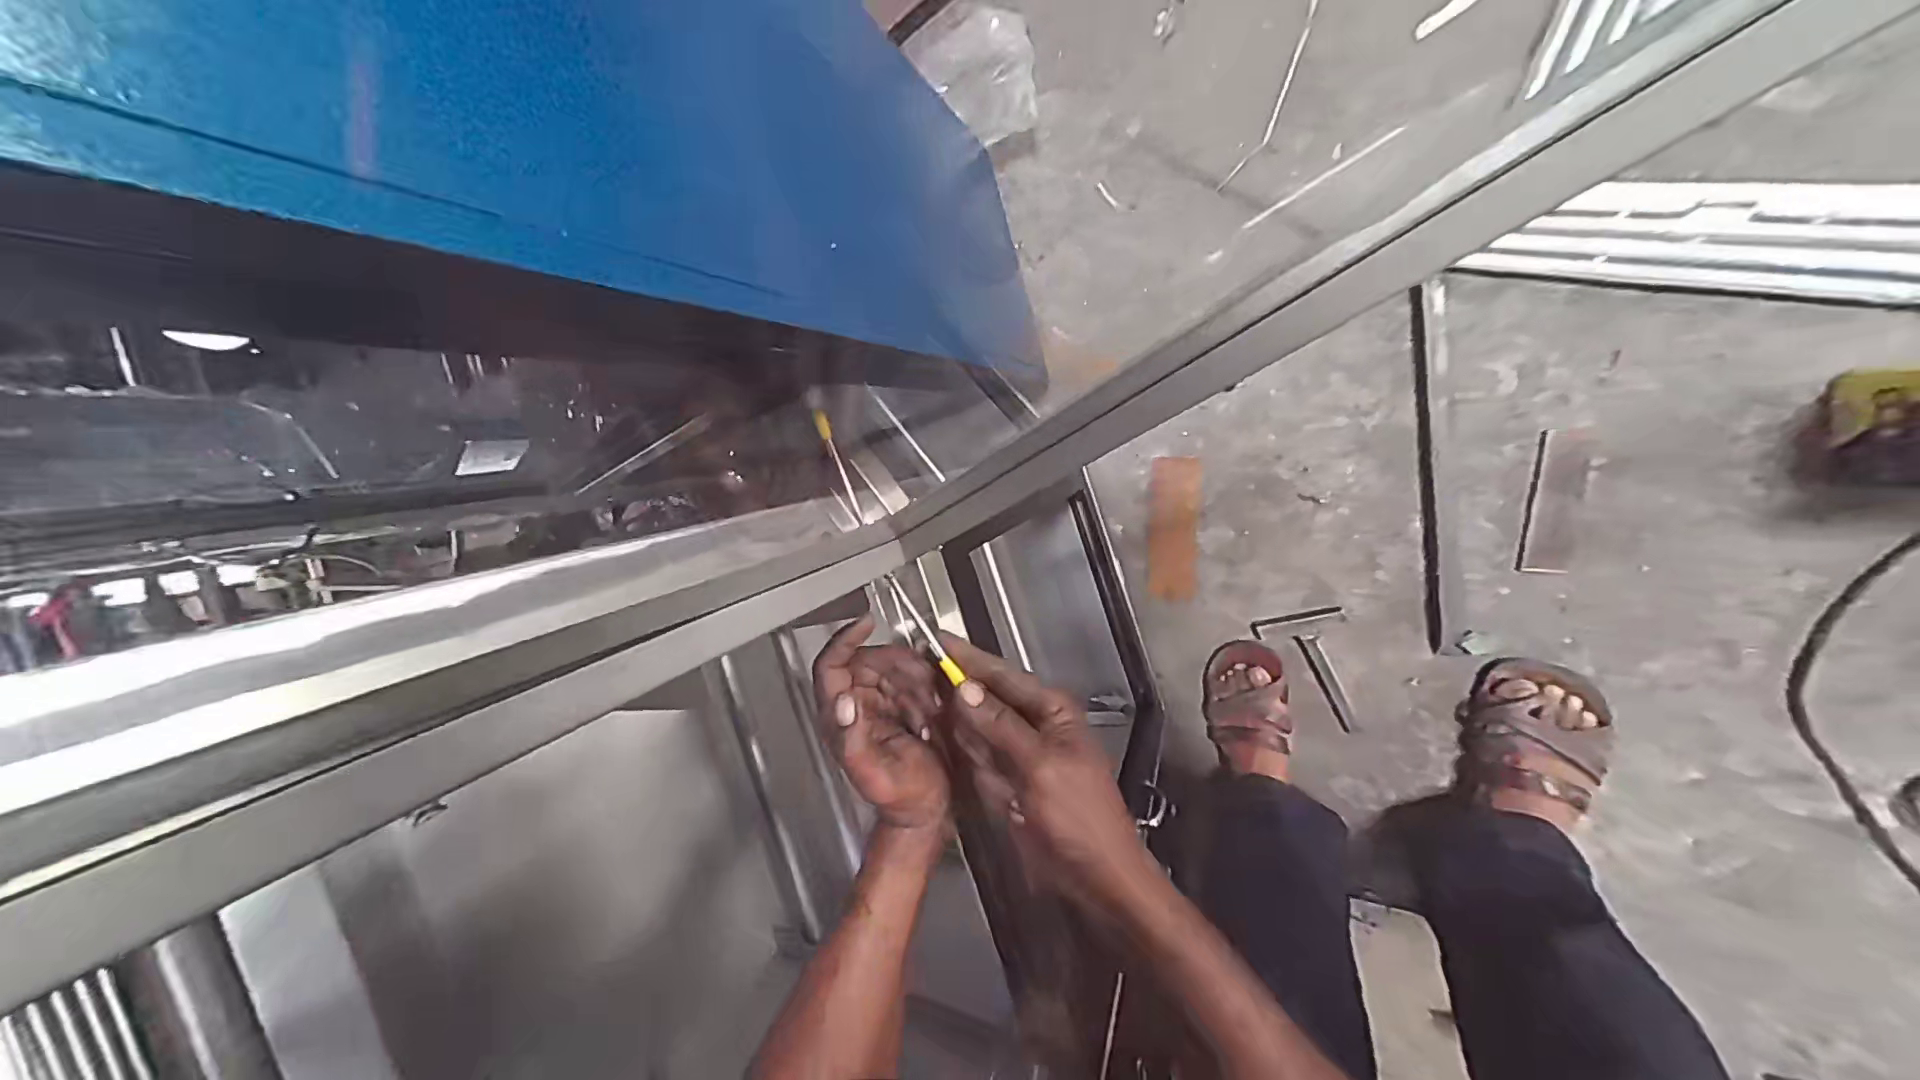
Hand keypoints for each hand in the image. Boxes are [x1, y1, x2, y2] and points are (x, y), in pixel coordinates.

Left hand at [813, 615, 950, 832]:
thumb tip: (842, 703)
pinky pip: (915, 677)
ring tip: (931, 703)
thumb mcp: (873, 774)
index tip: (865, 622)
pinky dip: (930, 682)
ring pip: (895, 666)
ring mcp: (881, 702)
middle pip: (869, 659)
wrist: (925, 809)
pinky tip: (937, 704)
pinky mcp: (904, 704)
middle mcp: (858, 704)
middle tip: (922, 679)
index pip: (831, 666)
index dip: (844, 640)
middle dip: (898, 663)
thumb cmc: (899, 797)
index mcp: (839, 718)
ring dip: (918, 675)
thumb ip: (852, 741)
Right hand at [936, 633, 1155, 910]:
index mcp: (1052, 710)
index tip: (937, 640)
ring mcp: (1017, 754)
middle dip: (953, 686)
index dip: (968, 658)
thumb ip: (1001, 725)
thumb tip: (965, 689)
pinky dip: (958, 749)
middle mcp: (1033, 725)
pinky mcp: (1006, 780)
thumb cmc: (1082, 819)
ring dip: (951, 716)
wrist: (1097, 877)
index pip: (1002, 674)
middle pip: (985, 698)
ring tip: (918, 695)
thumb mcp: (1041, 765)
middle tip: (916, 670)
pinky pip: (977, 757)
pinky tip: (937, 734)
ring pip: (976, 726)